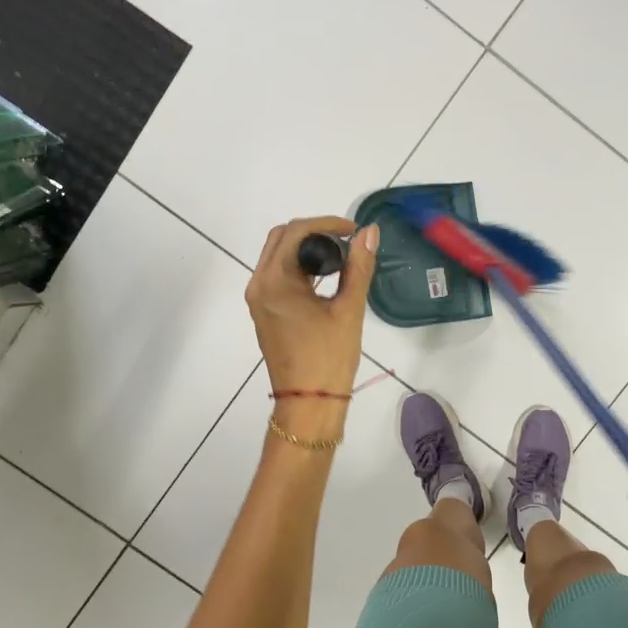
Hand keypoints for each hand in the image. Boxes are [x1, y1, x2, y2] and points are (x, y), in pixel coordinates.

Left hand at [246, 218, 378, 395]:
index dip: (327, 223)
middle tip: (347, 243)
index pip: (296, 231)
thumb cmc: (329, 357)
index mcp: (274, 281)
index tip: (354, 232)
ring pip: (279, 257)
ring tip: (341, 261)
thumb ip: (359, 266)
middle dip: (314, 233)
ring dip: (307, 251)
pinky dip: (301, 269)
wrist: (309, 403)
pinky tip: (327, 281)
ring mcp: (258, 300)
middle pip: (282, 239)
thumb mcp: (349, 309)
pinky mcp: (264, 313)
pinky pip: (279, 277)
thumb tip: (369, 233)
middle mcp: (259, 285)